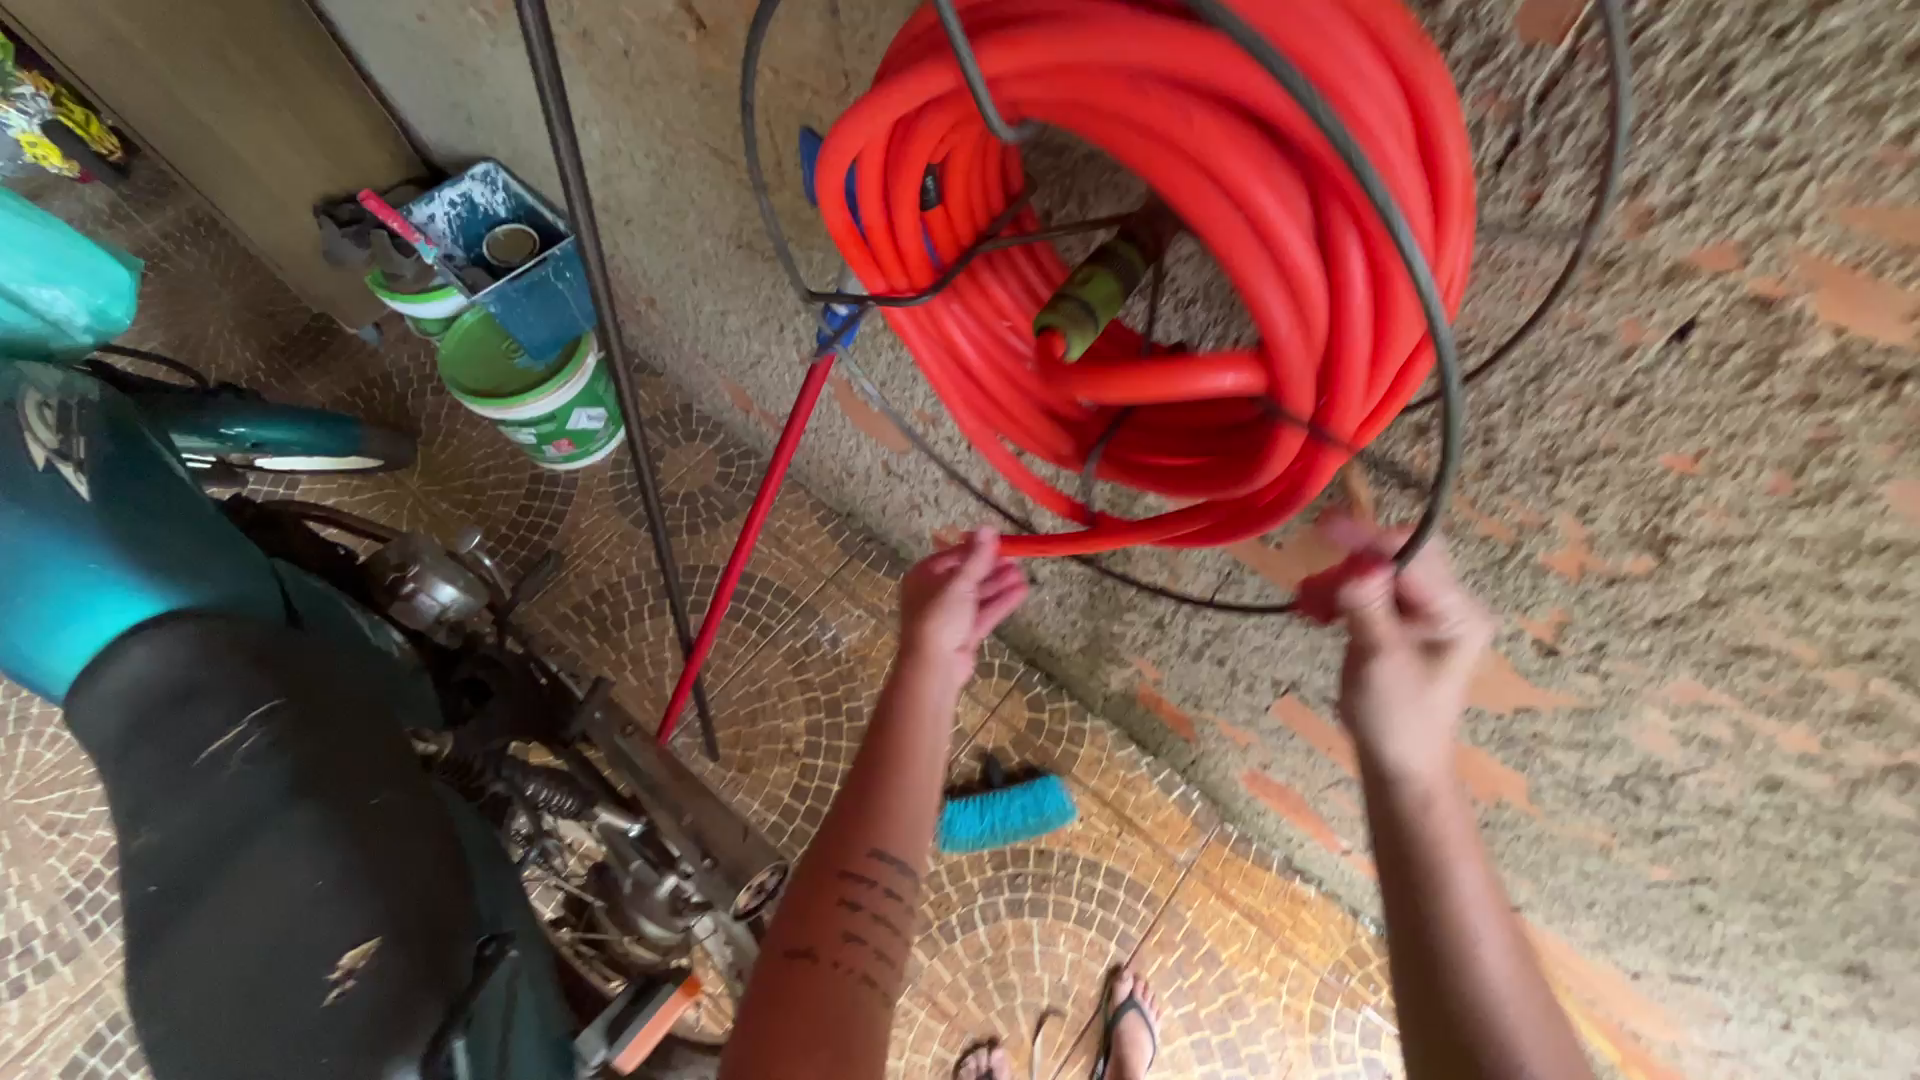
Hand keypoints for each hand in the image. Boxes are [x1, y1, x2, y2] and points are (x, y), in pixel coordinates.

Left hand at [898, 528, 1028, 691]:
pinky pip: (983, 613)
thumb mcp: (959, 582)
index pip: (953, 556)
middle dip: (992, 568)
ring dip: (999, 585)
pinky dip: (1000, 602)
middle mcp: (934, 593)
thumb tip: (988, 528)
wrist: (933, 665)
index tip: (1001, 544)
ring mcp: (949, 615)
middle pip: (967, 576)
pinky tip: (1021, 591)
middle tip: (1016, 560)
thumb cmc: (940, 616)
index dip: (977, 549)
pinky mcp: (963, 633)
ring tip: (1023, 574)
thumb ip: (976, 557)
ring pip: (977, 595)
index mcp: (924, 576)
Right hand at [1327, 520, 1492, 786]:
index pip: (1414, 555)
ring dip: (1338, 580)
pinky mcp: (1396, 622)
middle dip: (1350, 563)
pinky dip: (1338, 594)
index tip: (1324, 528)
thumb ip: (1369, 607)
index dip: (1368, 540)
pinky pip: (1366, 590)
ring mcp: (1421, 613)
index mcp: (1457, 612)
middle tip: (1313, 586)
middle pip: (1396, 556)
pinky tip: (1316, 612)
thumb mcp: (1380, 661)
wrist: (1398, 762)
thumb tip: (1358, 563)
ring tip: (1309, 606)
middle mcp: (1445, 604)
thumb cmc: (1396, 718)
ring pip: (1376, 571)